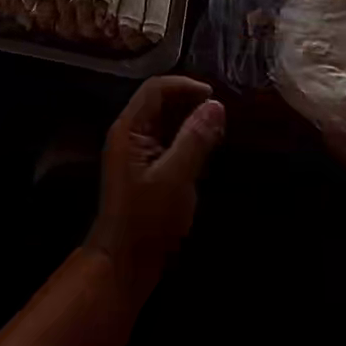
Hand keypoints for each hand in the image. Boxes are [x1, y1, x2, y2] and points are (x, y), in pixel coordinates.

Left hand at [83, 77, 224, 291]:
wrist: (125, 259)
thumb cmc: (148, 218)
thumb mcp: (176, 176)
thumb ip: (195, 139)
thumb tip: (216, 105)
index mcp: (128, 128)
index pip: (154, 89)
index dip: (184, 85)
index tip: (215, 94)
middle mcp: (127, 133)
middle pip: (157, 101)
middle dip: (187, 99)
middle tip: (220, 109)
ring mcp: (133, 150)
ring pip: (162, 120)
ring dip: (187, 117)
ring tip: (218, 124)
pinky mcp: (142, 166)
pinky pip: (164, 139)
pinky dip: (184, 136)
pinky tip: (204, 146)